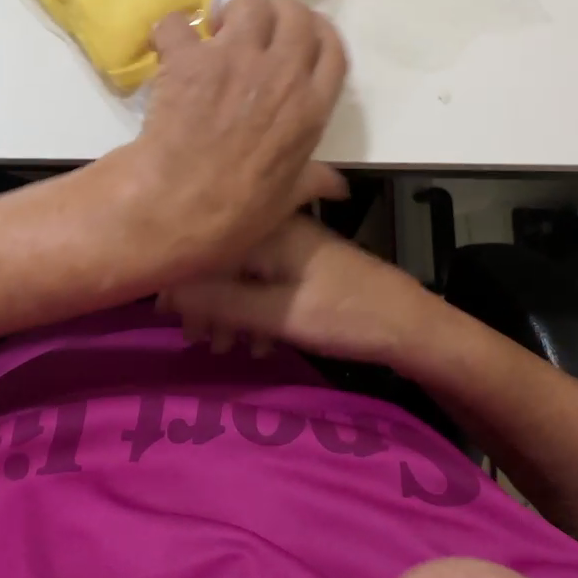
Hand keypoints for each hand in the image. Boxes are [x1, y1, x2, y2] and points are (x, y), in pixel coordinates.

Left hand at [121, 0, 349, 273]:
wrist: (178, 207)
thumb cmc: (236, 212)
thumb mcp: (285, 200)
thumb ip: (311, 181)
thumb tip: (338, 187)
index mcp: (311, 108)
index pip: (331, 48)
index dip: (315, 34)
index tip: (298, 36)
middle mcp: (281, 73)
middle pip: (295, 15)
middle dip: (276, 16)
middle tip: (252, 34)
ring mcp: (235, 60)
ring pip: (249, 5)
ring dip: (232, 14)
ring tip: (215, 36)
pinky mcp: (189, 59)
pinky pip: (180, 24)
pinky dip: (171, 30)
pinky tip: (167, 46)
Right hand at [160, 216, 439, 365]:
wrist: (414, 329)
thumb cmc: (345, 315)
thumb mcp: (277, 314)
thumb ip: (221, 301)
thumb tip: (166, 290)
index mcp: (267, 230)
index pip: (206, 246)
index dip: (180, 280)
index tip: (164, 314)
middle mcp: (275, 229)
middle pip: (220, 260)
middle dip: (202, 301)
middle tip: (193, 338)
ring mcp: (291, 247)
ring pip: (239, 274)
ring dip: (226, 311)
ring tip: (220, 348)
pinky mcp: (303, 267)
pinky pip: (261, 282)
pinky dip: (250, 310)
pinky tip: (250, 342)